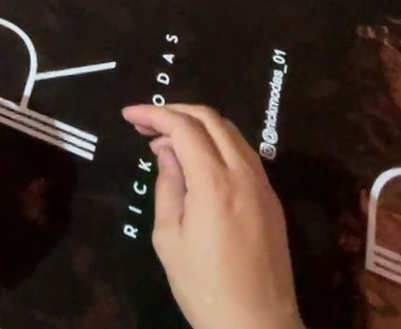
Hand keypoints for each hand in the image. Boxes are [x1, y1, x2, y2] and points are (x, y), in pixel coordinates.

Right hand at [123, 103, 301, 328]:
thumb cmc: (203, 287)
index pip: (183, 127)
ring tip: (167, 141)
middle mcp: (243, 176)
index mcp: (215, 183)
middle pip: (210, 119)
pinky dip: (216, 144)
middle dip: (174, 112)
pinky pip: (242, 154)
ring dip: (196, 125)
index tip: (128, 115)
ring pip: (230, 133)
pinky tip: (196, 162)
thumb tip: (166, 152)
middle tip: (145, 125)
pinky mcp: (272, 202)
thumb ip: (167, 185)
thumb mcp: (169, 237)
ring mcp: (263, 187)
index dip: (153, 114)